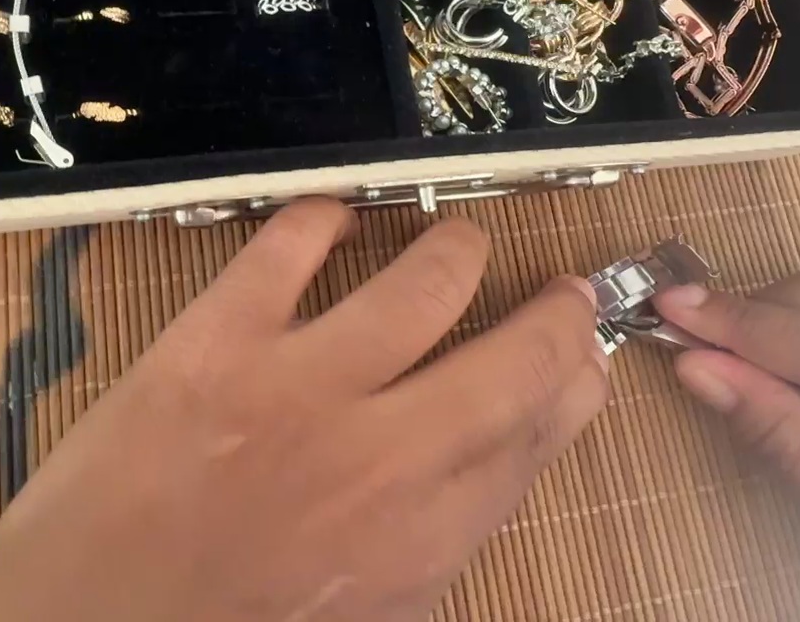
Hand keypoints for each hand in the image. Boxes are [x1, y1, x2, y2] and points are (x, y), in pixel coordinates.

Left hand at [0, 198, 608, 621]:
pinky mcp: (219, 336)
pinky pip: (293, 243)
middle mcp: (381, 456)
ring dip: (455, 248)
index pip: (536, 436)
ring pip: (423, 282)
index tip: (581, 351)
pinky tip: (335, 218)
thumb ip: (431, 532)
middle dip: (556, 316)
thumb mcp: (360, 604)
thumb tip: (490, 450)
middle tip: (562, 291)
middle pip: (514, 359)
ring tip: (457, 241)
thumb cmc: (228, 621)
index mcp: (418, 539)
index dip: (573, 382)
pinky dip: (323, 217)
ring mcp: (299, 386)